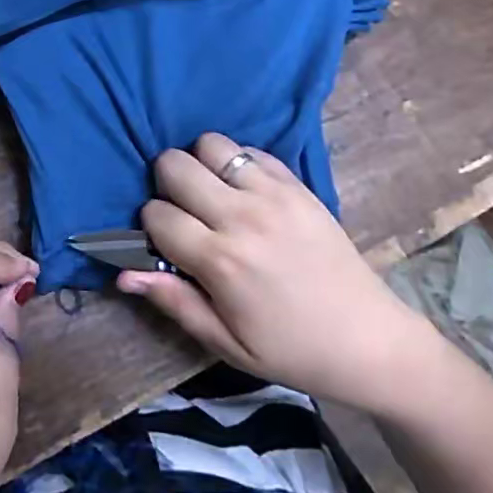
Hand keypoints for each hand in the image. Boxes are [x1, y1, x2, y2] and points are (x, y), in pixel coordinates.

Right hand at [118, 133, 442, 409]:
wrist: (370, 338)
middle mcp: (243, 216)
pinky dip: (237, 163)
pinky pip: (251, 150)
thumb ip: (173, 302)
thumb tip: (122, 274)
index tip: (166, 241)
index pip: (156, 214)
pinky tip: (246, 190)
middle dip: (166, 183)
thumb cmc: (291, 349)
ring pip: (211, 144)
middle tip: (184, 210)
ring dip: (201, 164)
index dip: (151, 226)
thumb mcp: (227, 343)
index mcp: (221, 261)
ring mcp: (273, 193)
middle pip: (175, 164)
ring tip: (213, 192)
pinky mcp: (298, 184)